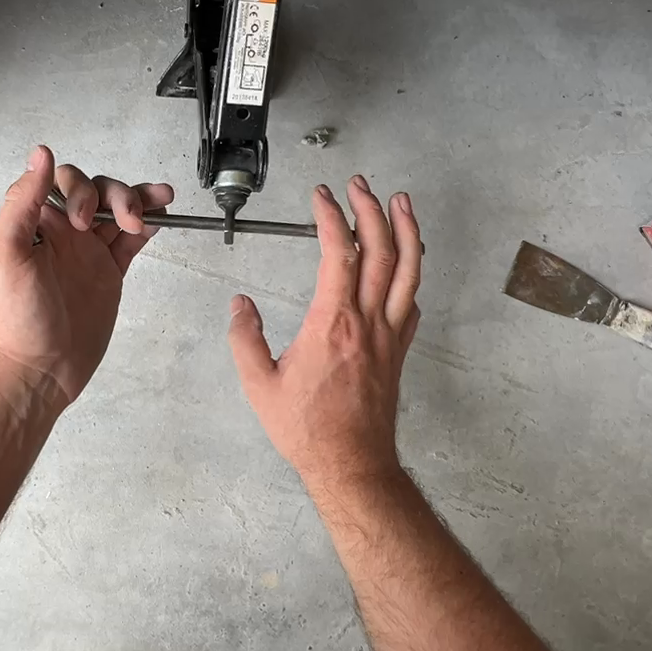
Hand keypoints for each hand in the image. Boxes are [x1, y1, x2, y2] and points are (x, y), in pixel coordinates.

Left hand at [0, 145, 172, 410]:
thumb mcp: (7, 253)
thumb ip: (23, 202)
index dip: (80, 189)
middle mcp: (63, 234)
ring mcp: (87, 255)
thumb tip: (40, 153)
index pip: (63, 182)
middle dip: (117, 195)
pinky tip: (159, 221)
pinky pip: (130, 244)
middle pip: (97, 193)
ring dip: (139, 201)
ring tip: (161, 202)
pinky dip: (147, 228)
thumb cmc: (12, 318)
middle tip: (125, 219)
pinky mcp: (108, 276)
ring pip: (118, 213)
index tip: (82, 219)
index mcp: (36, 224)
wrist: (33, 372)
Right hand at [227, 177, 421, 488]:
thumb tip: (240, 305)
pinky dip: (411, 274)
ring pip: (408, 270)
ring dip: (407, 230)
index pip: (338, 253)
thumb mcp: (259, 384)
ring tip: (401, 203)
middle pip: (380, 251)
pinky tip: (406, 265)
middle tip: (360, 186)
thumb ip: (245, 338)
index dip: (331, 217)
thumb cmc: (308, 429)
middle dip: (371, 210)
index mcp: (332, 324)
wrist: (352, 464)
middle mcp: (367, 322)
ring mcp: (389, 335)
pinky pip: (410, 302)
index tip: (322, 197)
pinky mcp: (399, 351)